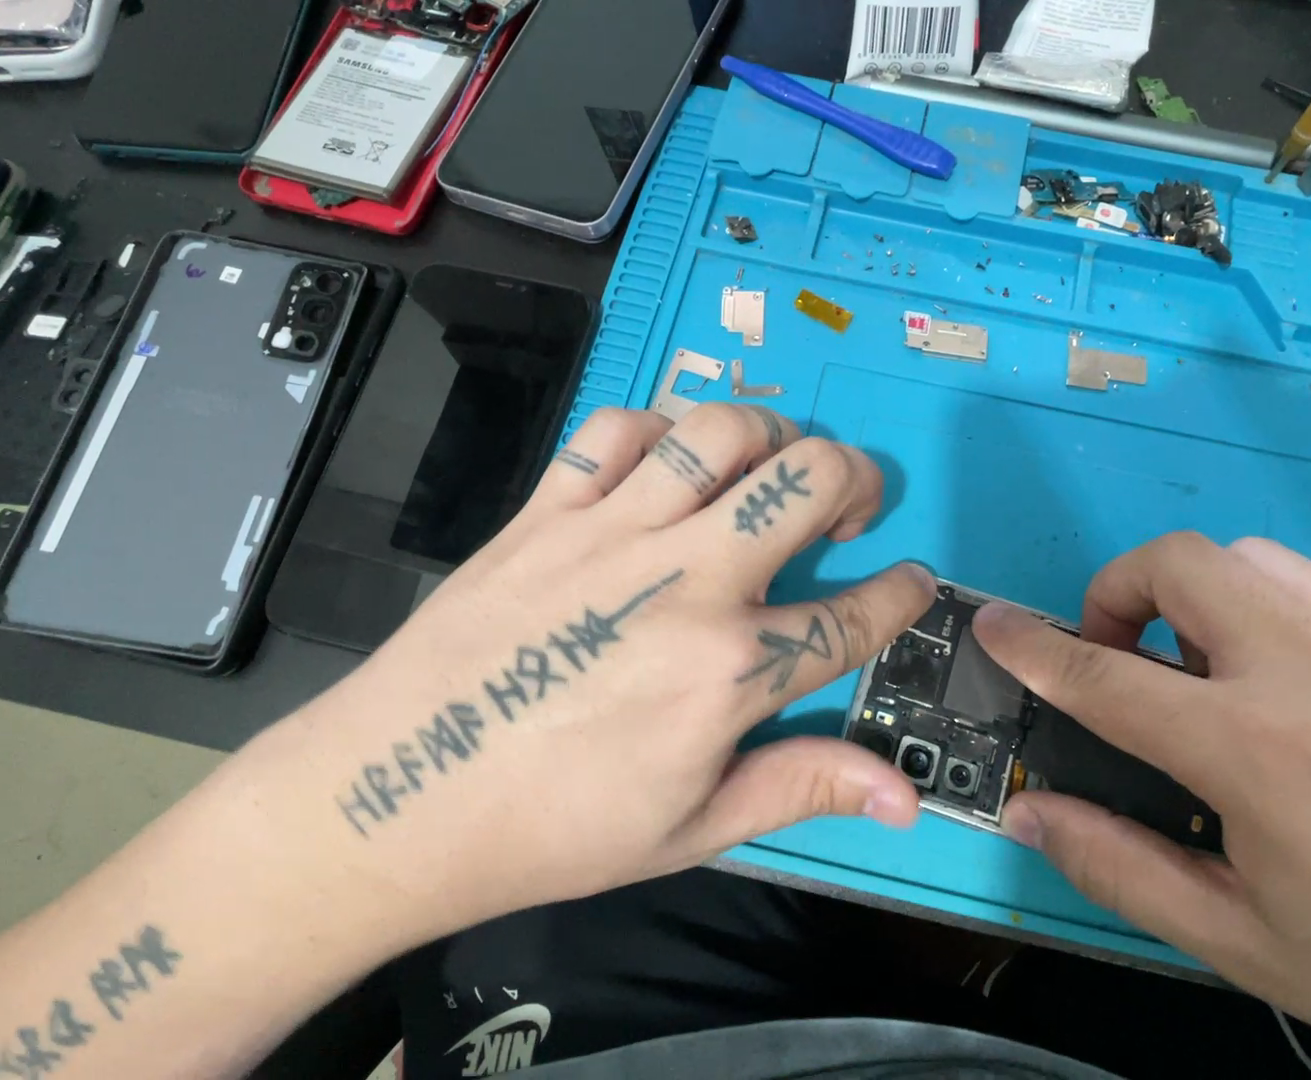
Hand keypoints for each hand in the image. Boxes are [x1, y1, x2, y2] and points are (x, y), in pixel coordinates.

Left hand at [245, 405, 931, 946]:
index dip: (902, 595)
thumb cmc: (553, 830)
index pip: (853, 618)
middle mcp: (685, 584)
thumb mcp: (692, 831)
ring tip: (772, 467)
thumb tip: (904, 798)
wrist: (396, 798)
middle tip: (853, 506)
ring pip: (721, 430)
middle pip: (807, 482)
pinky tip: (669, 465)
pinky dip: (660, 429)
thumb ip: (802, 789)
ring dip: (771, 435)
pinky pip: (617, 429)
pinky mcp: (545, 510)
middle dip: (858, 478)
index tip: (914, 582)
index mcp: (729, 673)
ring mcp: (611, 535)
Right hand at [973, 534, 1310, 1079]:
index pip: (1103, 675)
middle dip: (1117, 592)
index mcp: (1253, 748)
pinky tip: (1286, 670)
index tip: (991, 623)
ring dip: (1196, 594)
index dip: (1033, 647)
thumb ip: (1118, 867)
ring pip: (1253, 557)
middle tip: (1117, 660)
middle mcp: (1310, 668)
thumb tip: (1027, 814)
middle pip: (1181, 563)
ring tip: (1199, 668)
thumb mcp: (1242, 944)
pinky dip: (1272, 603)